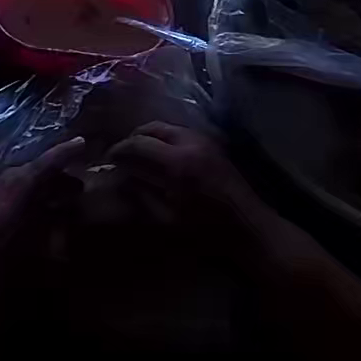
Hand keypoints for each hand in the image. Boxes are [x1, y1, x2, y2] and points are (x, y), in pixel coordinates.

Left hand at [0, 136, 87, 348]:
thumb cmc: (14, 301)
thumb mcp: (45, 263)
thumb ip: (55, 226)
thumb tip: (68, 201)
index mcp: (7, 210)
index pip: (36, 171)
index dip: (60, 155)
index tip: (82, 143)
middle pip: (23, 172)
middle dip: (50, 171)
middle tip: (77, 183)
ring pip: (11, 183)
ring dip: (37, 183)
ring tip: (63, 196)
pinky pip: (1, 196)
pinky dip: (23, 196)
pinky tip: (40, 211)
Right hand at [106, 122, 272, 259]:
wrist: (252, 232)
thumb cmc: (208, 234)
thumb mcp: (167, 220)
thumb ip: (141, 195)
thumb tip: (122, 178)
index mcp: (177, 163)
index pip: (137, 144)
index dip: (119, 150)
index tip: (109, 160)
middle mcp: (191, 144)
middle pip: (152, 127)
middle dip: (133, 138)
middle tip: (122, 154)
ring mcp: (205, 142)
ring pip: (168, 127)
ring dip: (150, 136)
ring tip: (140, 155)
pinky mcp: (215, 146)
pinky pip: (182, 133)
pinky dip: (166, 138)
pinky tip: (162, 156)